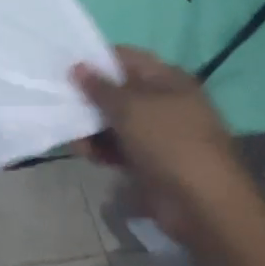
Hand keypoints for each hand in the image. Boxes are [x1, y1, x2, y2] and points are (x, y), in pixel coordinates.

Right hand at [71, 47, 262, 243]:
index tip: (65, 64)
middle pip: (118, 91)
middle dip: (88, 96)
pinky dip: (101, 148)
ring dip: (90, 126)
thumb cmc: (169, 142)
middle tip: (59, 98)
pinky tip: (85, 153)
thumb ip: (99, 86)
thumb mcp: (129, 107)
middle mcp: (165, 103)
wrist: (205, 208)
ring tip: (73, 135)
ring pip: (115, 121)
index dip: (96, 58)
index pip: (125, 57)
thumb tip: (77, 67)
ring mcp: (159, 134)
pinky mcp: (152, 162)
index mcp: (168, 80)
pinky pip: (119, 147)